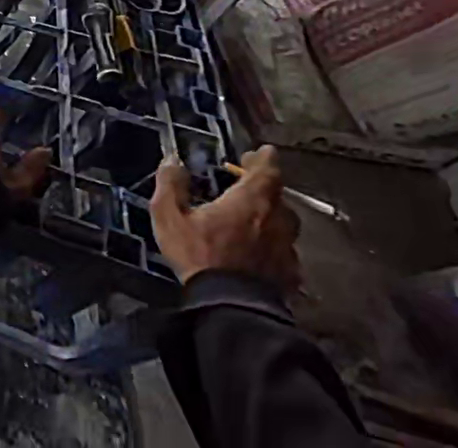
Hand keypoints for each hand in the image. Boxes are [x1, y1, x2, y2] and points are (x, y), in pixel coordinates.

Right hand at [150, 145, 301, 288]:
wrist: (230, 306)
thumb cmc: (198, 253)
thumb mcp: (168, 214)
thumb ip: (171, 184)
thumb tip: (173, 160)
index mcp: (248, 203)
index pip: (266, 174)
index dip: (265, 160)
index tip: (263, 151)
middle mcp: (274, 222)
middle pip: (278, 198)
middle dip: (264, 186)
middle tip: (247, 181)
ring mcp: (285, 249)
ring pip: (284, 223)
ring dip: (271, 213)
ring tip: (253, 214)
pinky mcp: (289, 273)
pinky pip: (284, 248)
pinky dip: (272, 240)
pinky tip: (259, 247)